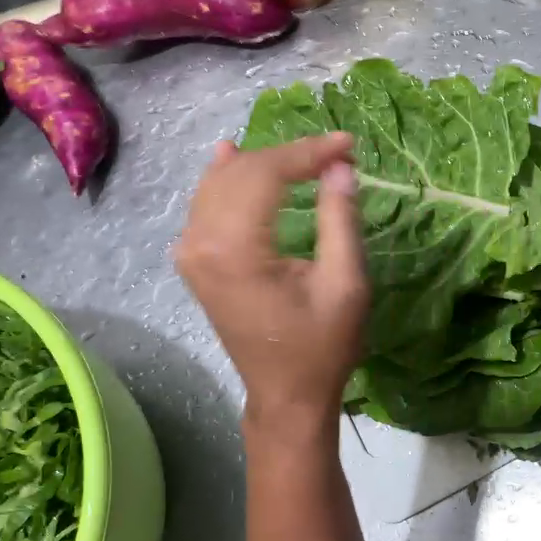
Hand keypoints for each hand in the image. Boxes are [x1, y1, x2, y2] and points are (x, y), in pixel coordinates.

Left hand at [176, 134, 368, 427]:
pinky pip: (207, 204)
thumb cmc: (322, 348)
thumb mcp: (346, 286)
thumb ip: (340, 221)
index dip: (308, 152)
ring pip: (220, 184)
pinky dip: (228, 179)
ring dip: (261, 165)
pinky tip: (231, 155)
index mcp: (235, 247)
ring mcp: (191, 252)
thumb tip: (341, 168)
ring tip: (303, 154)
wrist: (287, 396)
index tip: (348, 144)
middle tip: (335, 151)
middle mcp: (200, 242)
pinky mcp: (195, 261)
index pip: (266, 174)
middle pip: (240, 173)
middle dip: (288, 156)